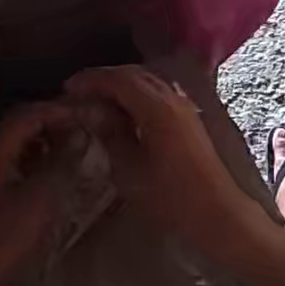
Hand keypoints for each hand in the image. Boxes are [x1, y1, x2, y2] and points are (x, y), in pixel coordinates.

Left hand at [0, 103, 78, 285]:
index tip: (90, 117)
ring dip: (42, 139)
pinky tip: (46, 169)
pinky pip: (4, 155)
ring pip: (13, 138)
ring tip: (71, 149)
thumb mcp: (39, 198)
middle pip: (21, 121)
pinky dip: (28, 155)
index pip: (32, 112)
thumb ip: (63, 161)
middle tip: (84, 131)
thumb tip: (82, 134)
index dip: (63, 111)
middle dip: (54, 123)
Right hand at [65, 65, 272, 263]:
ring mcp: (185, 106)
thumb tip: (90, 110)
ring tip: (97, 100)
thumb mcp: (130, 169)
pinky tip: (125, 111)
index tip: (68, 88)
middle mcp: (174, 98)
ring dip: (122, 84)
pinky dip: (138, 94)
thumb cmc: (171, 197)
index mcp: (157, 108)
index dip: (92, 79)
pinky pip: (159, 92)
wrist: (216, 211)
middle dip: (105, 79)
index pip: (120, 79)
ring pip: (149, 81)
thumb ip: (111, 134)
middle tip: (79, 92)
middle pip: (136, 74)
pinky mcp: (190, 118)